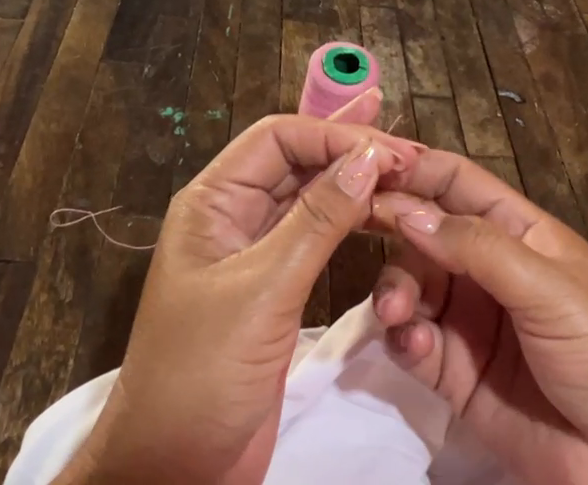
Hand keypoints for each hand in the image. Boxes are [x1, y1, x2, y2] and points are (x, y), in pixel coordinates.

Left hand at [58, 106, 421, 484]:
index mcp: (213, 201)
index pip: (277, 139)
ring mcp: (255, 252)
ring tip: (407, 180)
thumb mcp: (262, 290)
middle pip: (296, 162)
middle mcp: (233, 215)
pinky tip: (381, 217)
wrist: (174, 467)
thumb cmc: (203, 371)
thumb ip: (317, 221)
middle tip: (413, 162)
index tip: (392, 151)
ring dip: (354, 185)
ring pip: (310, 199)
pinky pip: (316, 238)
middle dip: (350, 154)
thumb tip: (369, 157)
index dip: (334, 136)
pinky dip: (350, 223)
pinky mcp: (276, 288)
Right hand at [370, 152, 587, 484]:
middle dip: (393, 232)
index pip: (458, 184)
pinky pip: (414, 343)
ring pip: (412, 286)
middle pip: (423, 233)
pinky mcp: (457, 376)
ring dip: (395, 291)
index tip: (363, 167)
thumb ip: (476, 247)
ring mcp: (471, 323)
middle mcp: (489, 270)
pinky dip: (403, 339)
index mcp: (520, 233)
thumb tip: (405, 209)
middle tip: (355, 234)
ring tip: (396, 313)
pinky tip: (413, 347)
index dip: (414, 170)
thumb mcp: (550, 289)